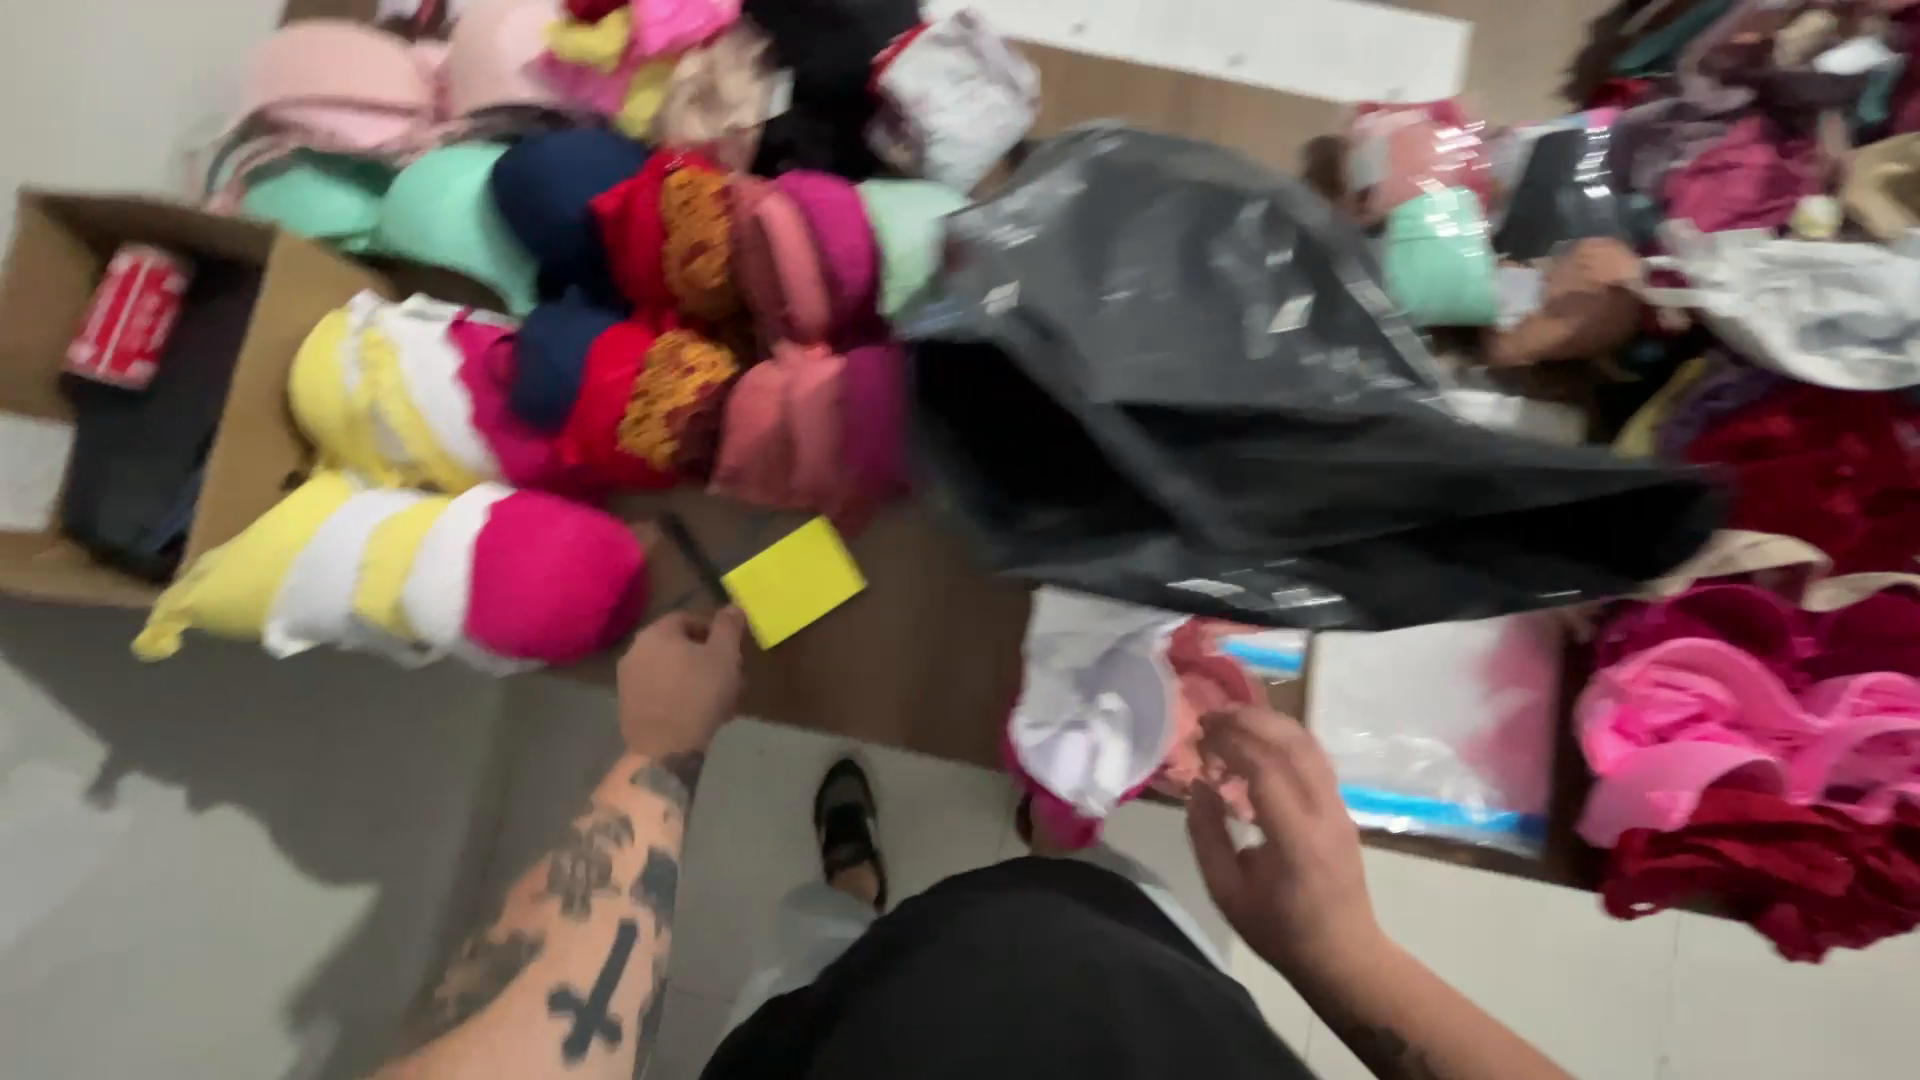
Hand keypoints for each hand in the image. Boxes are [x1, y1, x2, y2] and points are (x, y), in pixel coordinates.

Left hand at [617, 608, 746, 757]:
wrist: (665, 748)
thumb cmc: (699, 693)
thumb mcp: (725, 655)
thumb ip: (728, 627)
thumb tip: (732, 607)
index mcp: (656, 633)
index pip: (687, 618)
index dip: (713, 630)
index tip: (731, 648)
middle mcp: (635, 650)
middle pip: (677, 645)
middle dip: (705, 656)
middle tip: (729, 673)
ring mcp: (627, 680)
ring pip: (670, 670)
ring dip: (694, 677)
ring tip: (718, 697)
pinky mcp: (628, 706)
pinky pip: (659, 690)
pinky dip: (679, 694)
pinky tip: (698, 712)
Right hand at [1186, 706, 1385, 980]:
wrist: (1344, 956)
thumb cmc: (1279, 929)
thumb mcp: (1226, 891)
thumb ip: (1206, 834)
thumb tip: (1198, 784)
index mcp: (1296, 839)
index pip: (1266, 770)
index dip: (1230, 743)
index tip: (1199, 737)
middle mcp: (1324, 813)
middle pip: (1292, 744)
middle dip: (1247, 721)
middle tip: (1209, 718)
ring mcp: (1339, 807)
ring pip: (1308, 744)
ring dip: (1267, 723)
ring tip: (1229, 721)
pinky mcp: (1342, 806)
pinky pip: (1314, 756)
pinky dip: (1282, 737)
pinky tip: (1256, 740)